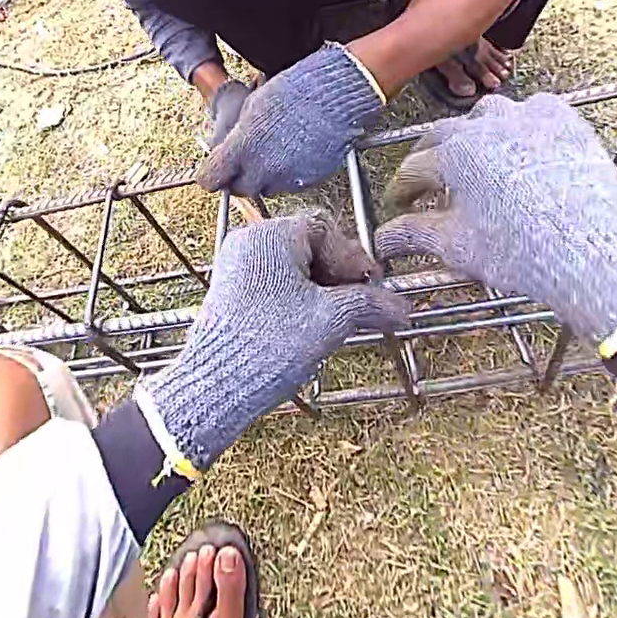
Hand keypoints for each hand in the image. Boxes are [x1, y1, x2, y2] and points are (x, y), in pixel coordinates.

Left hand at [139, 211, 408, 467]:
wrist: (214, 388)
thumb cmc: (269, 345)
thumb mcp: (331, 320)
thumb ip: (370, 304)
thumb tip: (402, 307)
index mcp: (271, 235)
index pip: (325, 228)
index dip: (353, 257)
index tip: (370, 285)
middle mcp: (250, 242)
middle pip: (309, 245)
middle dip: (338, 274)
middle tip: (357, 301)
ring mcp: (237, 265)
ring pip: (293, 265)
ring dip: (321, 287)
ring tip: (337, 317)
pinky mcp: (231, 290)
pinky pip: (274, 281)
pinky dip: (299, 296)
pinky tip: (311, 324)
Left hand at [198, 44, 382, 195]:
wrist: (339, 94)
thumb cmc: (298, 91)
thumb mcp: (254, 105)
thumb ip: (237, 135)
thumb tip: (228, 148)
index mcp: (243, 149)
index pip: (211, 178)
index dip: (212, 173)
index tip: (215, 168)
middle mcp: (264, 169)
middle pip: (240, 189)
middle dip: (239, 176)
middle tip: (246, 159)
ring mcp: (289, 177)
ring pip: (266, 188)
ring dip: (265, 176)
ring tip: (275, 151)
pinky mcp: (310, 180)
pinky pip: (291, 184)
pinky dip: (288, 174)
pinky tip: (294, 152)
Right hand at [374, 94, 616, 349]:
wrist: (595, 253)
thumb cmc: (526, 253)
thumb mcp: (460, 247)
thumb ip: (415, 235)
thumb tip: (385, 237)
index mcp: (456, 154)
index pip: (415, 168)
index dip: (404, 188)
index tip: (402, 201)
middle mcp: (487, 126)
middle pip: (445, 134)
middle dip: (432, 157)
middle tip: (430, 179)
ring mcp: (528, 118)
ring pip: (488, 114)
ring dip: (475, 133)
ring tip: (476, 156)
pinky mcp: (563, 120)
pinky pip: (533, 110)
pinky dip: (522, 123)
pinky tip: (522, 143)